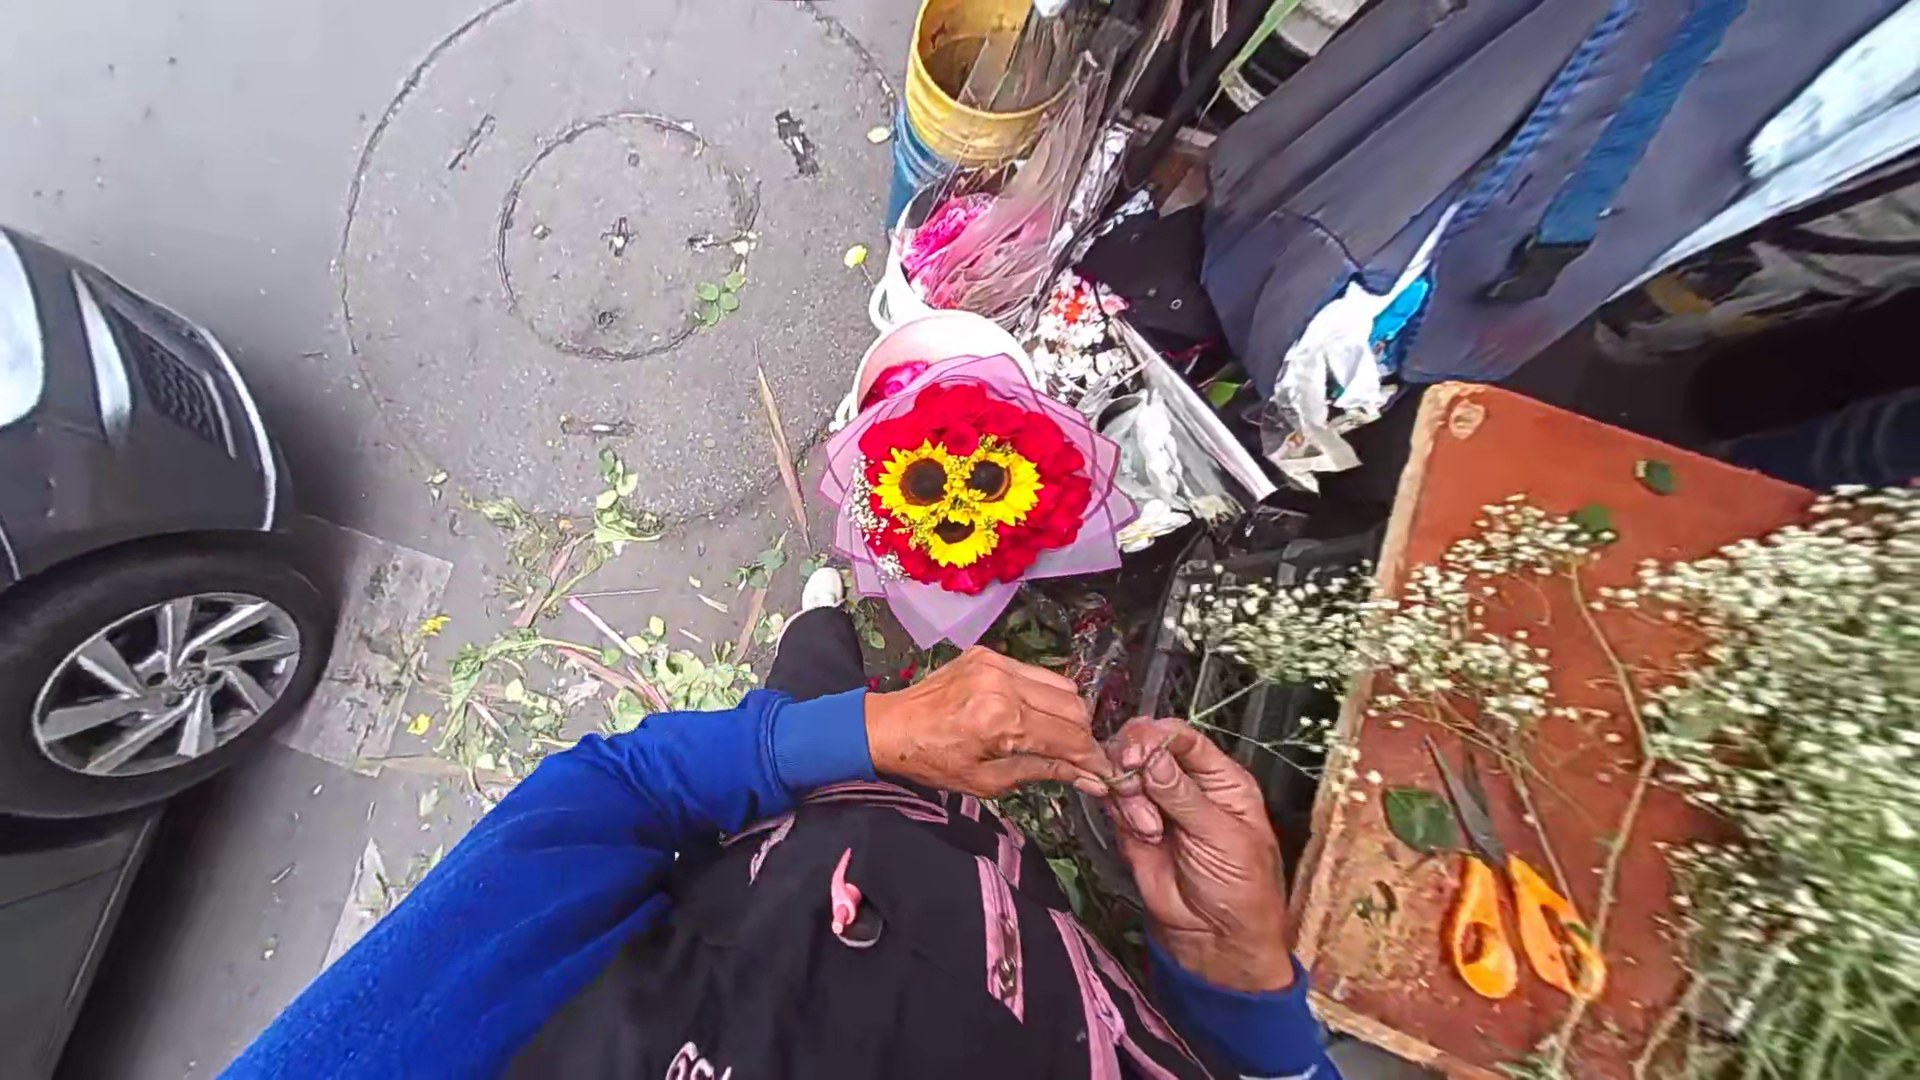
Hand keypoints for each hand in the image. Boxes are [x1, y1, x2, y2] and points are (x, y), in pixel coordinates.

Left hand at [864, 647, 1117, 797]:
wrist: (892, 726)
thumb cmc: (935, 762)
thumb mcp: (989, 781)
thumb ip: (1044, 771)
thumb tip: (1090, 779)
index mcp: (1002, 719)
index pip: (1069, 737)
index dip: (1092, 759)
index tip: (1105, 774)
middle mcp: (1004, 682)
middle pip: (1074, 706)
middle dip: (1084, 736)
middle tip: (1081, 758)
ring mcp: (996, 662)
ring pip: (1060, 684)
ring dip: (1068, 712)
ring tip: (1057, 735)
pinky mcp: (988, 653)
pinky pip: (1034, 672)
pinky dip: (1043, 693)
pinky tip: (1032, 711)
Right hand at [1107, 718, 1295, 992]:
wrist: (1213, 942)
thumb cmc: (1240, 890)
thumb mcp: (1222, 838)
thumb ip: (1183, 794)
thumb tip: (1152, 754)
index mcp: (1220, 778)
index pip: (1182, 737)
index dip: (1156, 737)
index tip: (1136, 752)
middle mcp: (1184, 780)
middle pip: (1146, 744)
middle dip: (1134, 760)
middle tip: (1132, 781)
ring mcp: (1155, 798)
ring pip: (1124, 767)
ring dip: (1129, 792)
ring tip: (1149, 828)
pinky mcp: (1131, 818)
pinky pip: (1113, 794)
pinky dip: (1118, 806)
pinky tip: (1139, 832)